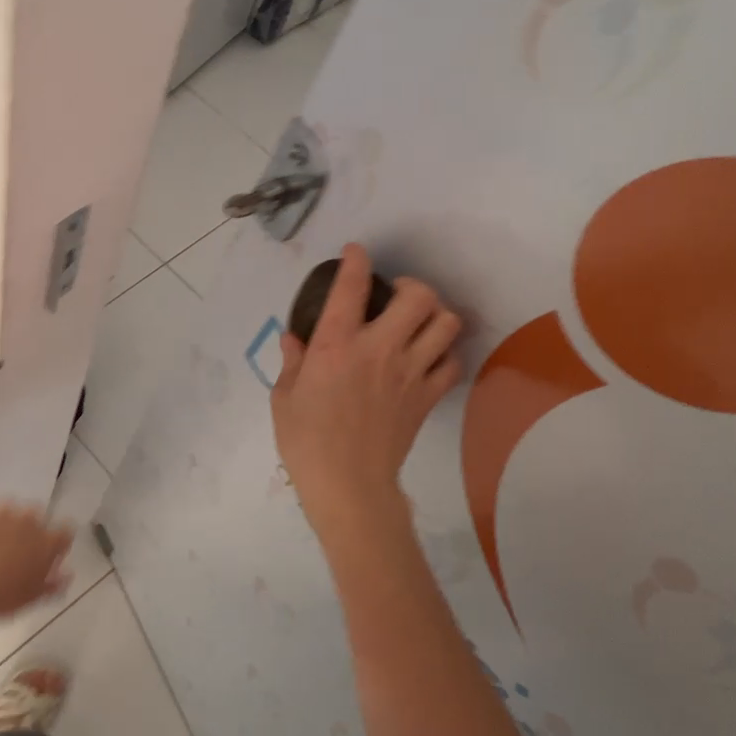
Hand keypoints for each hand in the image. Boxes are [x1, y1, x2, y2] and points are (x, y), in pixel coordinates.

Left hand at [0, 505, 73, 628]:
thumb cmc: (0, 597)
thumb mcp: (33, 597)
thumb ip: (54, 583)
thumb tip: (65, 576)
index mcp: (48, 540)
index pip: (64, 533)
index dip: (56, 544)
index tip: (48, 554)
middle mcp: (28, 519)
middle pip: (36, 518)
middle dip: (30, 532)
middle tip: (17, 552)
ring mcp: (1, 511)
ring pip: (10, 512)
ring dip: (6, 525)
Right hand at [271, 243, 462, 521]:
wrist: (347, 483)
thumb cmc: (304, 440)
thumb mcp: (283, 397)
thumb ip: (293, 362)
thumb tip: (296, 339)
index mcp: (335, 345)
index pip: (352, 288)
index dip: (357, 262)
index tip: (357, 251)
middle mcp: (378, 349)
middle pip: (419, 297)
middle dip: (411, 286)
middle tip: (396, 296)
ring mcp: (410, 372)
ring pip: (446, 323)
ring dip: (434, 315)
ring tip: (418, 322)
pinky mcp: (427, 396)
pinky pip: (451, 361)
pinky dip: (442, 353)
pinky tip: (425, 358)